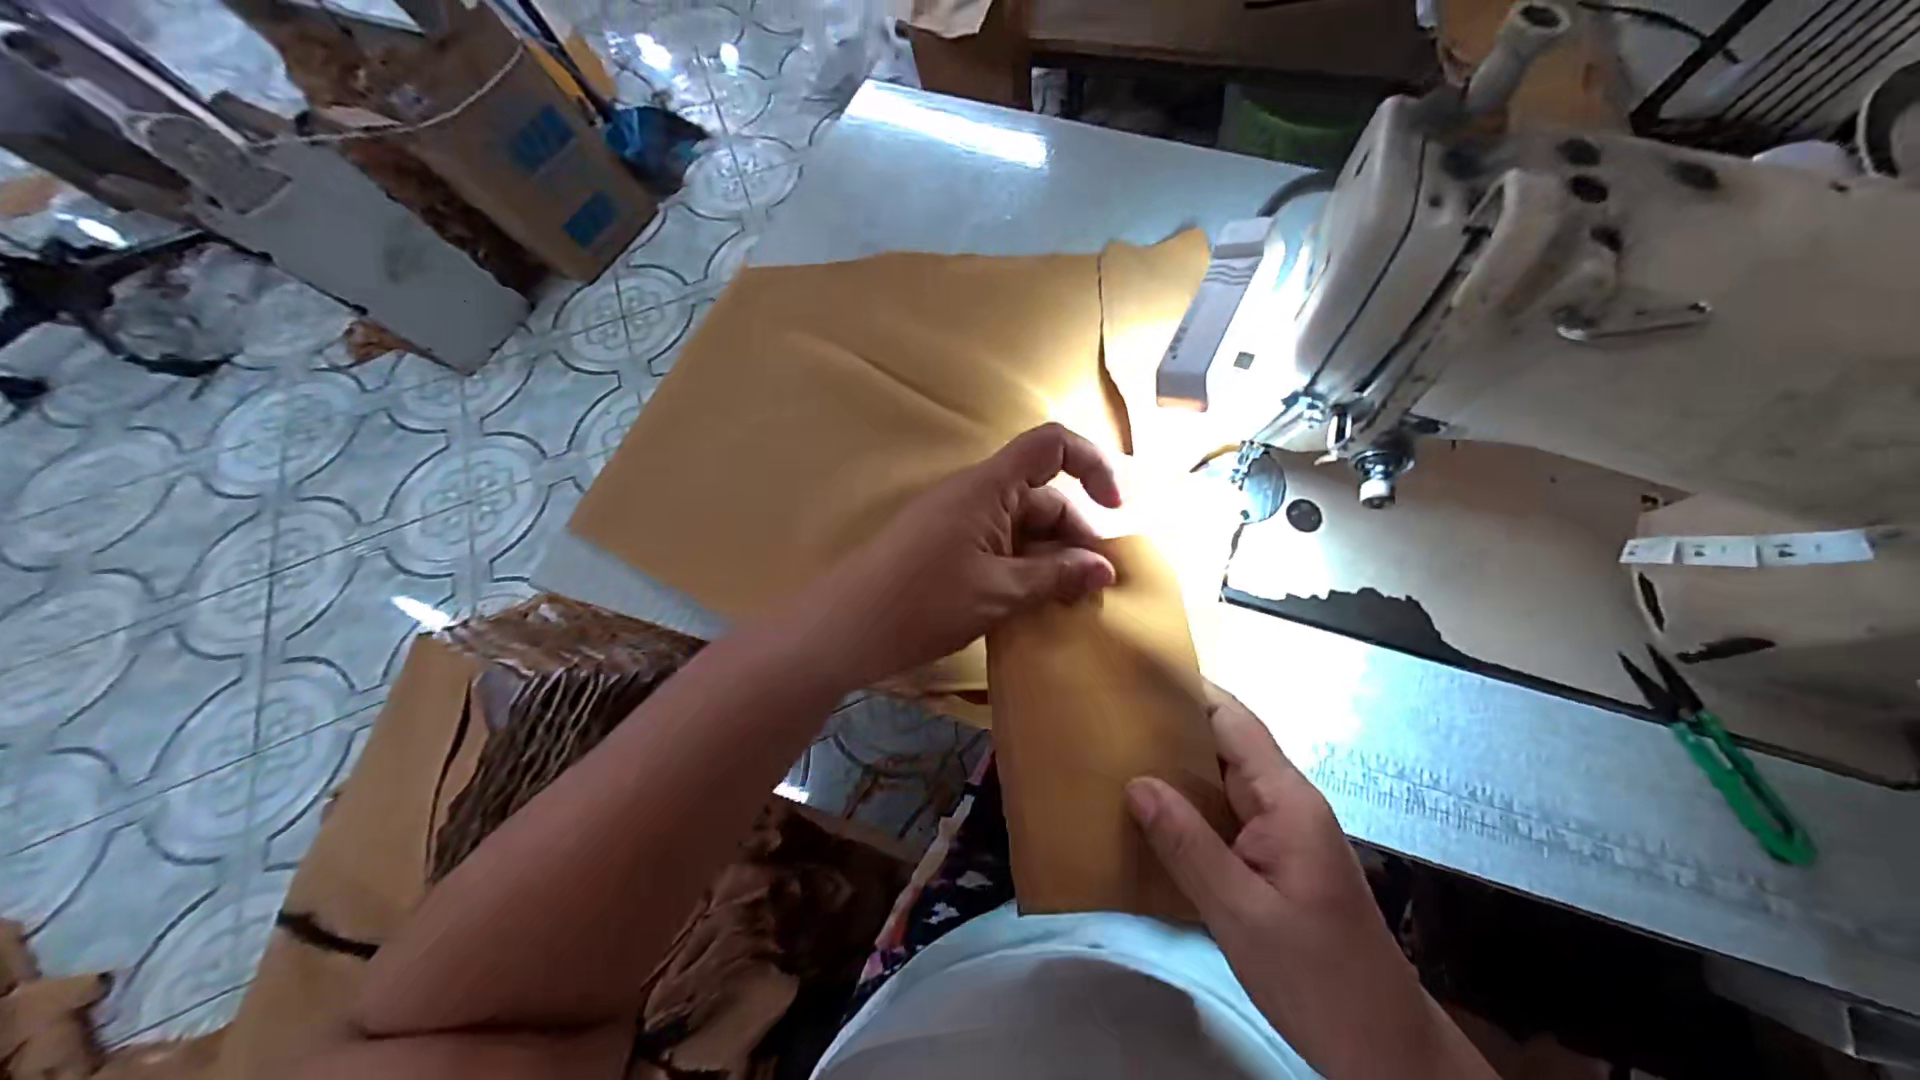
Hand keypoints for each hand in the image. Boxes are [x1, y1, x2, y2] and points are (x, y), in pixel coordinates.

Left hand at [794, 423, 1123, 688]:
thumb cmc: (923, 601)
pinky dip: (1021, 568)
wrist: (842, 628)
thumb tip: (1105, 569)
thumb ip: (1055, 577)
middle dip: (1074, 536)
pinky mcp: (945, 548)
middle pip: (1041, 497)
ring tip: (1067, 602)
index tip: (1114, 509)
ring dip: (1048, 558)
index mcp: (988, 487)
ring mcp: (957, 522)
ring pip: (1020, 528)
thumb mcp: (999, 592)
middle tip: (1093, 586)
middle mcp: (974, 495)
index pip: (1051, 445)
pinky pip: (997, 546)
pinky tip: (1032, 604)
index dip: (1092, 465)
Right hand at [1126, 686, 1496, 1079]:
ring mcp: (1281, 831)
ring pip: (1221, 780)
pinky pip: (1223, 814)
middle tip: (1109, 717)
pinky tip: (1148, 814)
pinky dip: (1186, 806)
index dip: (1188, 692)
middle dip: (1171, 727)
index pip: (1233, 722)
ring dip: (1175, 767)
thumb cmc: (1317, 977)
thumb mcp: (1240, 912)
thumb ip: (1187, 844)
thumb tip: (1136, 783)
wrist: (1382, 1050)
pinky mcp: (1273, 857)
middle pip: (1225, 744)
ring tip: (1114, 755)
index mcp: (1286, 800)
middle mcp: (1285, 803)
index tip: (1136, 677)